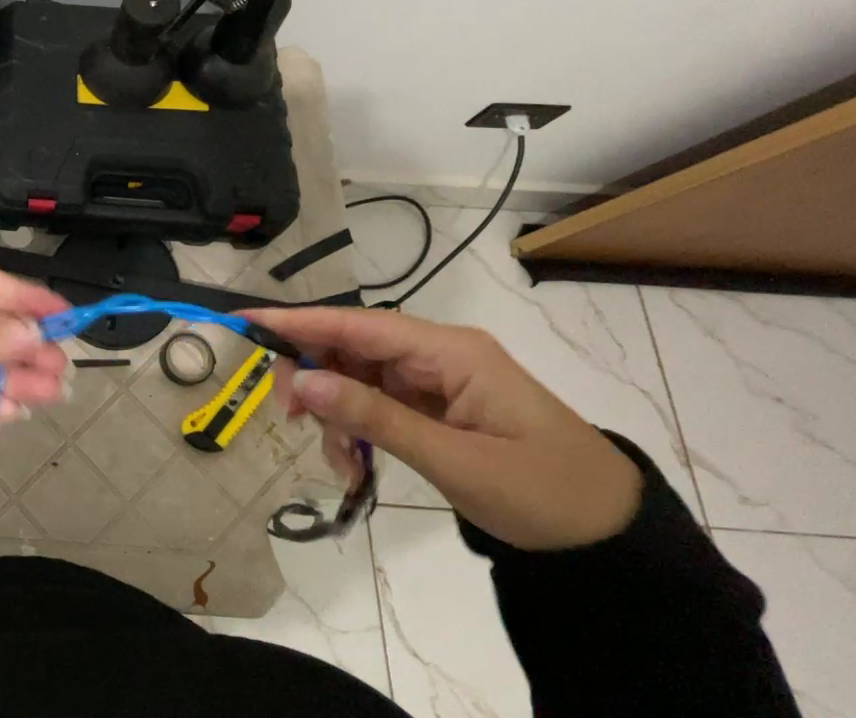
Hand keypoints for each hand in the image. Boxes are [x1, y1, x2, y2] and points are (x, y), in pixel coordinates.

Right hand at [249, 306, 642, 550]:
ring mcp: (436, 379)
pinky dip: (354, 426)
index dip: (301, 320)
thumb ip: (374, 417)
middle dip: (313, 373)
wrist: (607, 536)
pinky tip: (352, 461)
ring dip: (334, 409)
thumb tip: (302, 380)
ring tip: (334, 457)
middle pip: (352, 345)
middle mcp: (439, 353)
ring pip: (357, 375)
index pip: (359, 323)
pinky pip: (376, 401)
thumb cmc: (542, 492)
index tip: (248, 321)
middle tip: (288, 414)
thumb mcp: (454, 460)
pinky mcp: (435, 404)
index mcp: (451, 351)